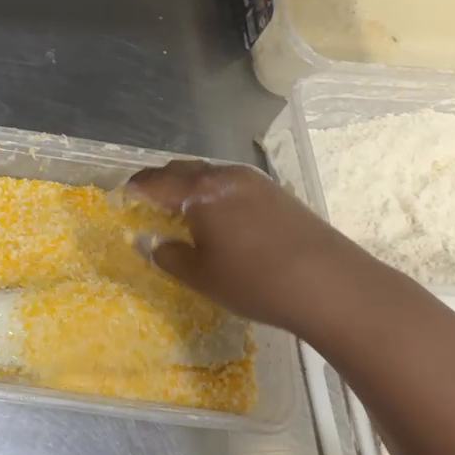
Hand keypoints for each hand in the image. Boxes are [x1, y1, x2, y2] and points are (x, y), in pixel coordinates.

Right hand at [126, 160, 379, 335]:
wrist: (331, 284)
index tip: (123, 195)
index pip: (156, 181)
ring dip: (191, 187)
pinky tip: (220, 218)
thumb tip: (150, 241)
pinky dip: (216, 194)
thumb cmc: (254, 280)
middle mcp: (225, 176)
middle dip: (162, 182)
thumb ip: (168, 255)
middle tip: (148, 199)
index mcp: (199, 190)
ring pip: (211, 175)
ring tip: (183, 209)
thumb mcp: (200, 275)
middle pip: (184, 170)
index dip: (136, 187)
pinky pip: (233, 185)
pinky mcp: (278, 194)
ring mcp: (256, 182)